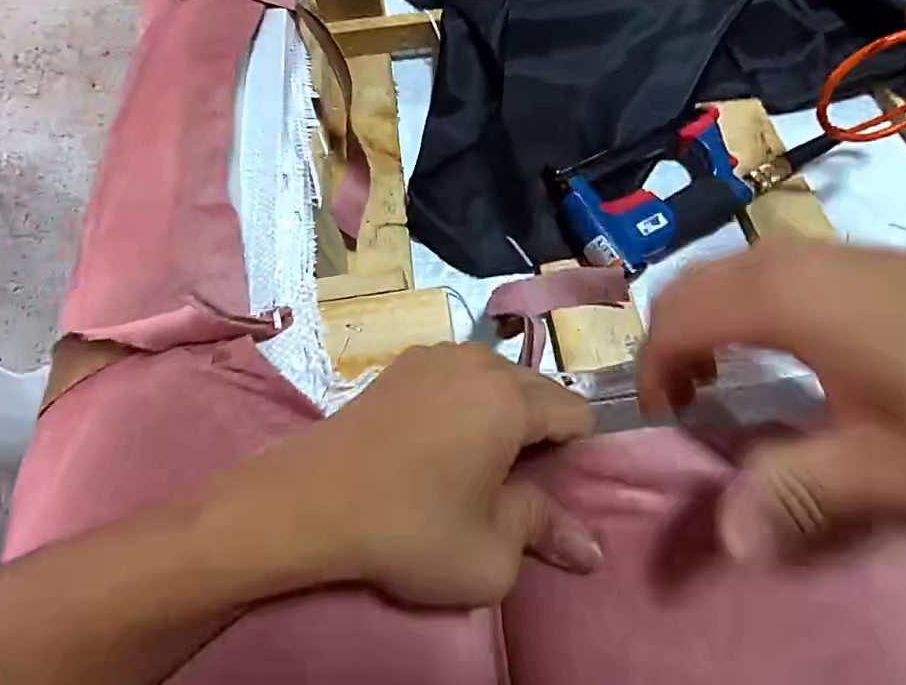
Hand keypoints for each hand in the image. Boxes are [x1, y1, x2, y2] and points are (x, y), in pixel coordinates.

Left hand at [211, 343, 600, 605]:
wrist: (315, 497)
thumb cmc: (411, 526)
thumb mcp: (490, 553)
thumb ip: (546, 534)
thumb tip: (590, 549)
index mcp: (510, 398)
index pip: (575, 412)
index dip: (574, 452)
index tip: (549, 487)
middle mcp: (479, 361)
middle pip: (538, 389)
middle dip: (540, 430)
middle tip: (514, 481)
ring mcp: (438, 353)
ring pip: (496, 376)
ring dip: (501, 410)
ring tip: (475, 457)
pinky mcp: (405, 360)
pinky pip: (458, 372)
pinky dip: (465, 396)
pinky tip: (437, 434)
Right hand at [640, 240, 905, 559]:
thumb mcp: (903, 473)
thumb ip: (798, 493)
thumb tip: (726, 539)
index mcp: (782, 300)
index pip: (675, 320)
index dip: (653, 369)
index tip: (665, 418)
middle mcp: (784, 259)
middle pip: (686, 287)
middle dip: (668, 342)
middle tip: (685, 402)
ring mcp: (817, 248)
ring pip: (718, 273)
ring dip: (699, 321)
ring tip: (719, 378)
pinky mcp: (845, 252)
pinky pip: (754, 269)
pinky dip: (732, 305)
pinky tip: (773, 347)